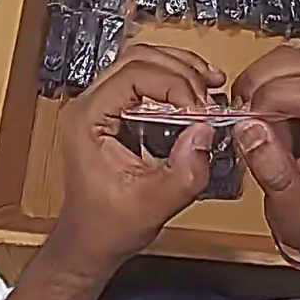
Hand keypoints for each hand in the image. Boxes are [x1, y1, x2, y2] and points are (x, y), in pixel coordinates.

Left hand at [48, 44, 225, 277]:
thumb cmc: (107, 227)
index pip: (133, 74)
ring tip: (211, 84)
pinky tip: (200, 90)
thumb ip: (183, 173)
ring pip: (145, 59)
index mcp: (88, 117)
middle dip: (181, 71)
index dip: (173, 84)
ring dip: (182, 67)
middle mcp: (91, 101)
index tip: (199, 109)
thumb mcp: (151, 207)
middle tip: (209, 94)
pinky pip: (149, 74)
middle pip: (139, 58)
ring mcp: (104, 101)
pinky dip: (177, 76)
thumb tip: (205, 131)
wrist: (90, 241)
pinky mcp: (119, 106)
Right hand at [233, 46, 299, 264]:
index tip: (253, 119)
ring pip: (295, 59)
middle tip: (243, 110)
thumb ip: (273, 171)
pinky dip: (260, 79)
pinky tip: (250, 106)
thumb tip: (249, 128)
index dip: (279, 98)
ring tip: (245, 108)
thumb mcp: (295, 212)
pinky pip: (283, 70)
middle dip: (266, 81)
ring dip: (262, 76)